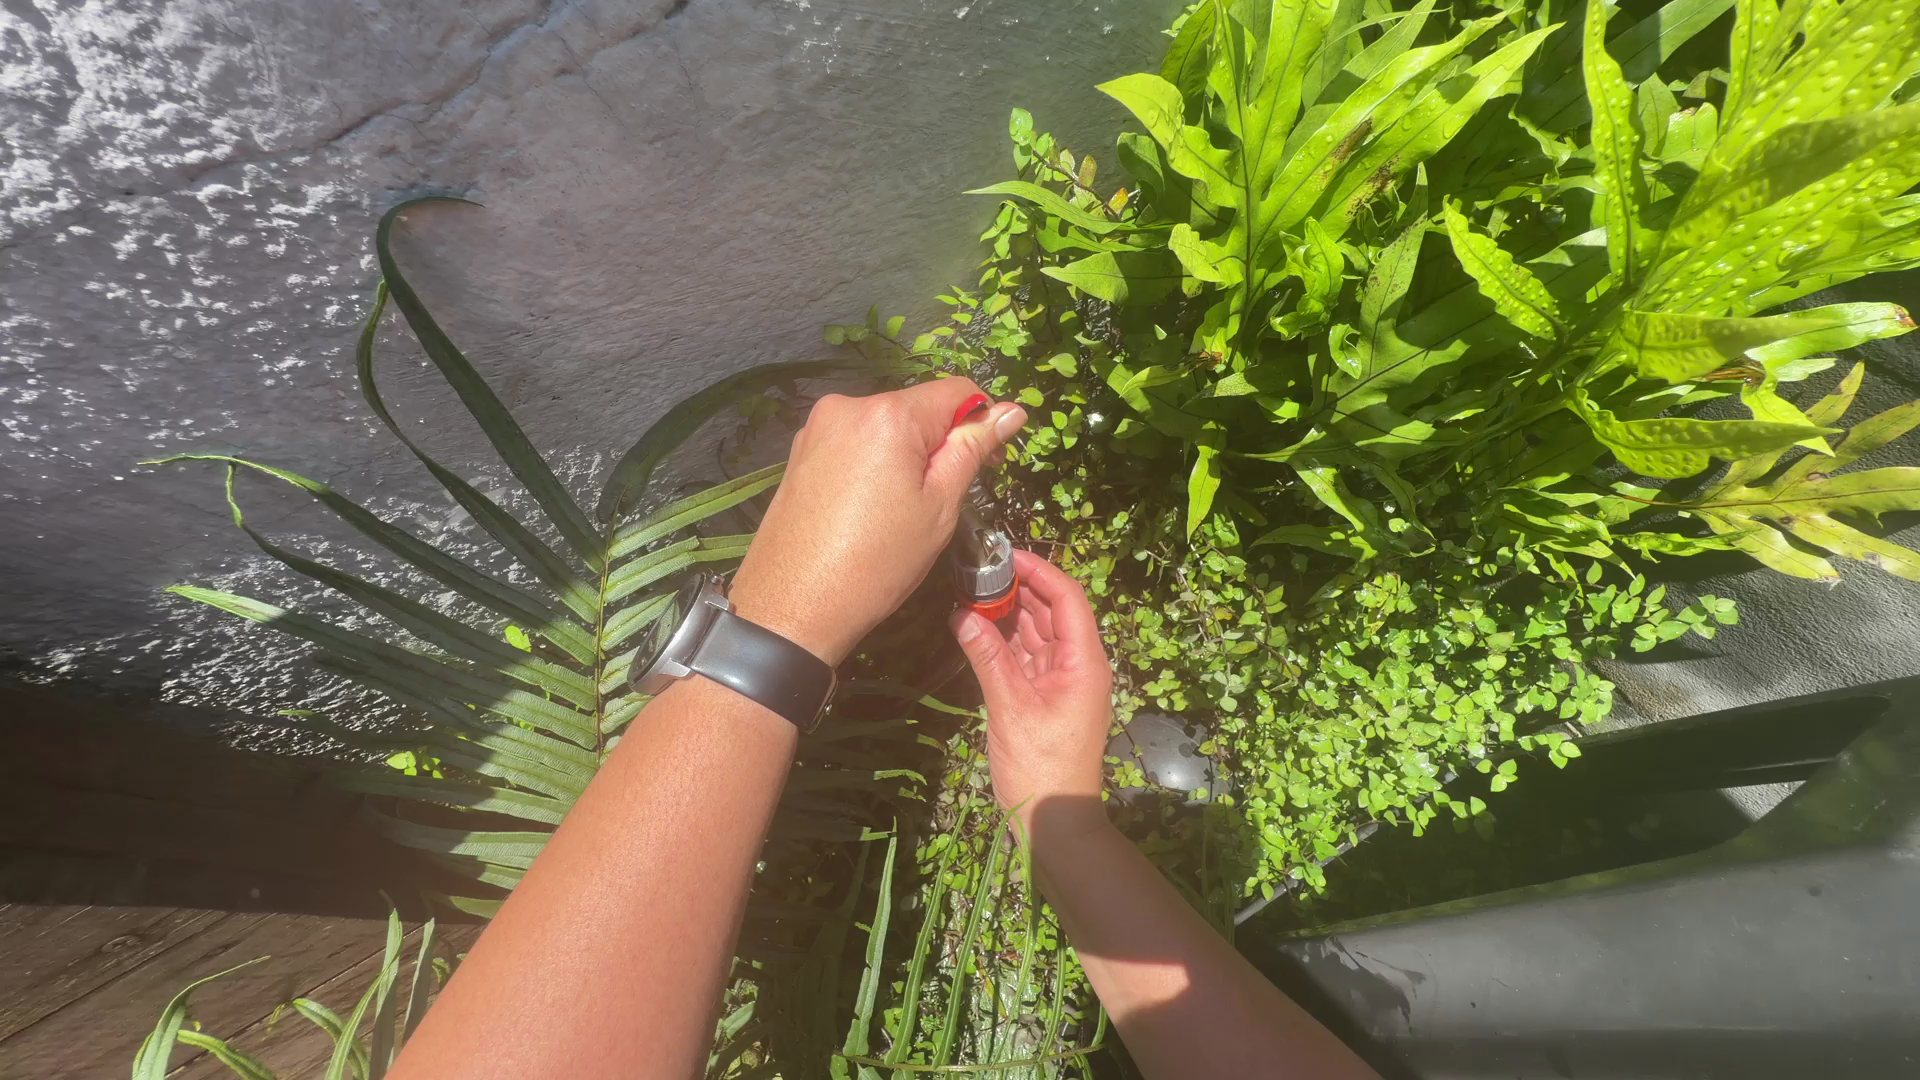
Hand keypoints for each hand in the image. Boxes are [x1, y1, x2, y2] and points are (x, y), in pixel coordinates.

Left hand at [729, 379, 1026, 665]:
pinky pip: (855, 443)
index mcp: (889, 414)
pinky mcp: (800, 452)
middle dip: (937, 444)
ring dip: (904, 456)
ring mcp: (817, 427)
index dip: (982, 421)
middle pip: (917, 409)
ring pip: (885, 428)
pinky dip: (872, 465)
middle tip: (939, 501)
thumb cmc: (878, 562)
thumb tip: (1011, 411)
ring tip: (897, 511)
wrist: (793, 607)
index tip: (987, 463)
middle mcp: (847, 405)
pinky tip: (866, 509)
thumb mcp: (939, 507)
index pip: (957, 392)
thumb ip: (972, 450)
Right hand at [951, 549, 1113, 833]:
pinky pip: (1025, 657)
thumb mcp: (1011, 708)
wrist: (1055, 822)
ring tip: (972, 591)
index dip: (1040, 571)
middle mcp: (1077, 664)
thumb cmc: (1041, 766)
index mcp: (1084, 661)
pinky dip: (1003, 641)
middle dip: (1018, 588)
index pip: (1068, 598)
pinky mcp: (1043, 696)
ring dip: (1008, 613)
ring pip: (1035, 633)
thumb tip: (960, 613)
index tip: (1006, 554)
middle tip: (979, 570)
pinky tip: (976, 627)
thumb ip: (987, 657)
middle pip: (1051, 611)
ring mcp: (1060, 680)